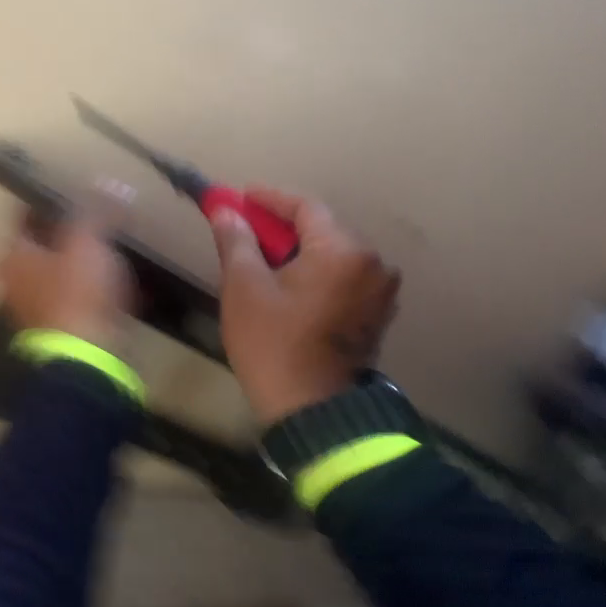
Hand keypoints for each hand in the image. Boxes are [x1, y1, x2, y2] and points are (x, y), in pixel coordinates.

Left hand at [0, 199, 133, 350]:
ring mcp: (37, 307)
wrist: (85, 357)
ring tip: (115, 241)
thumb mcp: (85, 242)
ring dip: (85, 259)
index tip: (68, 188)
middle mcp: (14, 281)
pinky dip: (101, 286)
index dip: (44, 200)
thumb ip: (95, 212)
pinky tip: (128, 276)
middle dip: (67, 231)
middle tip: (94, 213)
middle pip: (41, 246)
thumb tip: (107, 185)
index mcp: (10, 255)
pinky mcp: (62, 328)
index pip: (20, 216)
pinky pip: (83, 297)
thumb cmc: (74, 290)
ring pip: (62, 272)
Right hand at [211, 187, 400, 425]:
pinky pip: (342, 278)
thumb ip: (236, 240)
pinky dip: (315, 273)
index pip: (305, 207)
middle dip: (281, 226)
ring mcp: (380, 291)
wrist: (310, 409)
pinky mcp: (376, 315)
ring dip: (298, 250)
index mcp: (343, 251)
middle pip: (322, 230)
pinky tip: (286, 283)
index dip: (268, 199)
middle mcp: (372, 263)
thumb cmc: (272, 342)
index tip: (238, 196)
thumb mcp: (243, 287)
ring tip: (260, 257)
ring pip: (333, 255)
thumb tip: (225, 211)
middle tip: (243, 227)